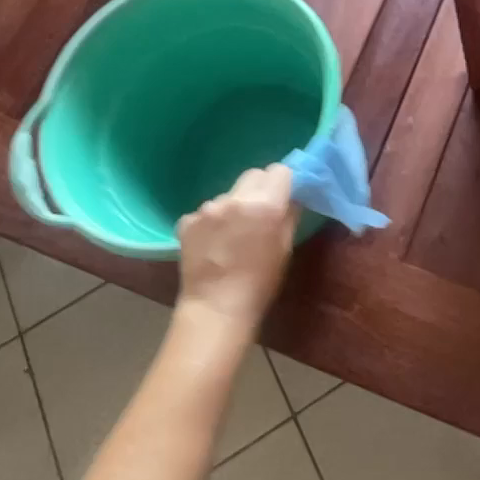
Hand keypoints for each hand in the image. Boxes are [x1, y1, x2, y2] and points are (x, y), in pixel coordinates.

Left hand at [175, 164, 298, 329]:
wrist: (216, 309)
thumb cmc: (260, 283)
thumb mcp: (285, 248)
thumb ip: (289, 214)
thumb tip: (292, 195)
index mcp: (265, 204)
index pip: (279, 170)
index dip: (283, 183)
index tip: (282, 198)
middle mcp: (235, 199)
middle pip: (253, 175)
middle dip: (260, 189)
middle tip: (259, 215)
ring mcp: (207, 208)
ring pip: (228, 194)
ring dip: (234, 207)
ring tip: (232, 237)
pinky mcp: (187, 220)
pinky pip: (206, 212)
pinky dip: (211, 223)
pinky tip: (213, 245)